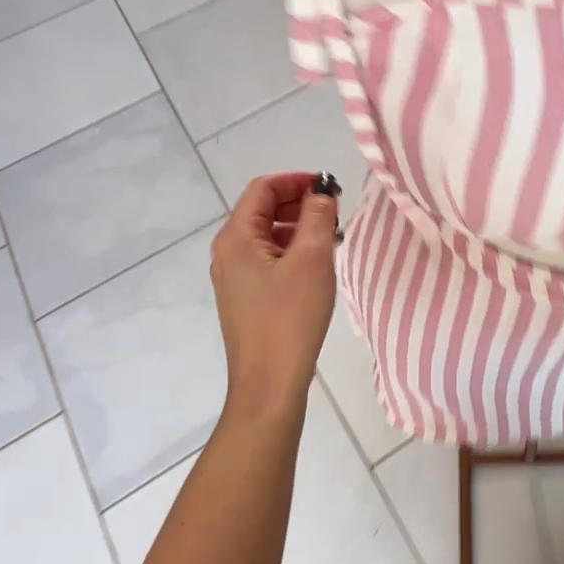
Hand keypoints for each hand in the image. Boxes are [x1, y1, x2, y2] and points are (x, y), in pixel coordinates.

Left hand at [209, 173, 338, 416]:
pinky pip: (267, 259)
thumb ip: (318, 217)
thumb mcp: (311, 260)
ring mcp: (234, 277)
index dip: (297, 180)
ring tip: (332, 238)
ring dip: (298, 228)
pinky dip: (292, 251)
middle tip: (336, 212)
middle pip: (262, 209)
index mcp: (236, 237)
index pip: (263, 188)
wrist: (269, 384)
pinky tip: (317, 266)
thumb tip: (322, 193)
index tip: (331, 187)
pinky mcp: (245, 298)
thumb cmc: (290, 317)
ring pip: (266, 236)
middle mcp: (227, 252)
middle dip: (299, 203)